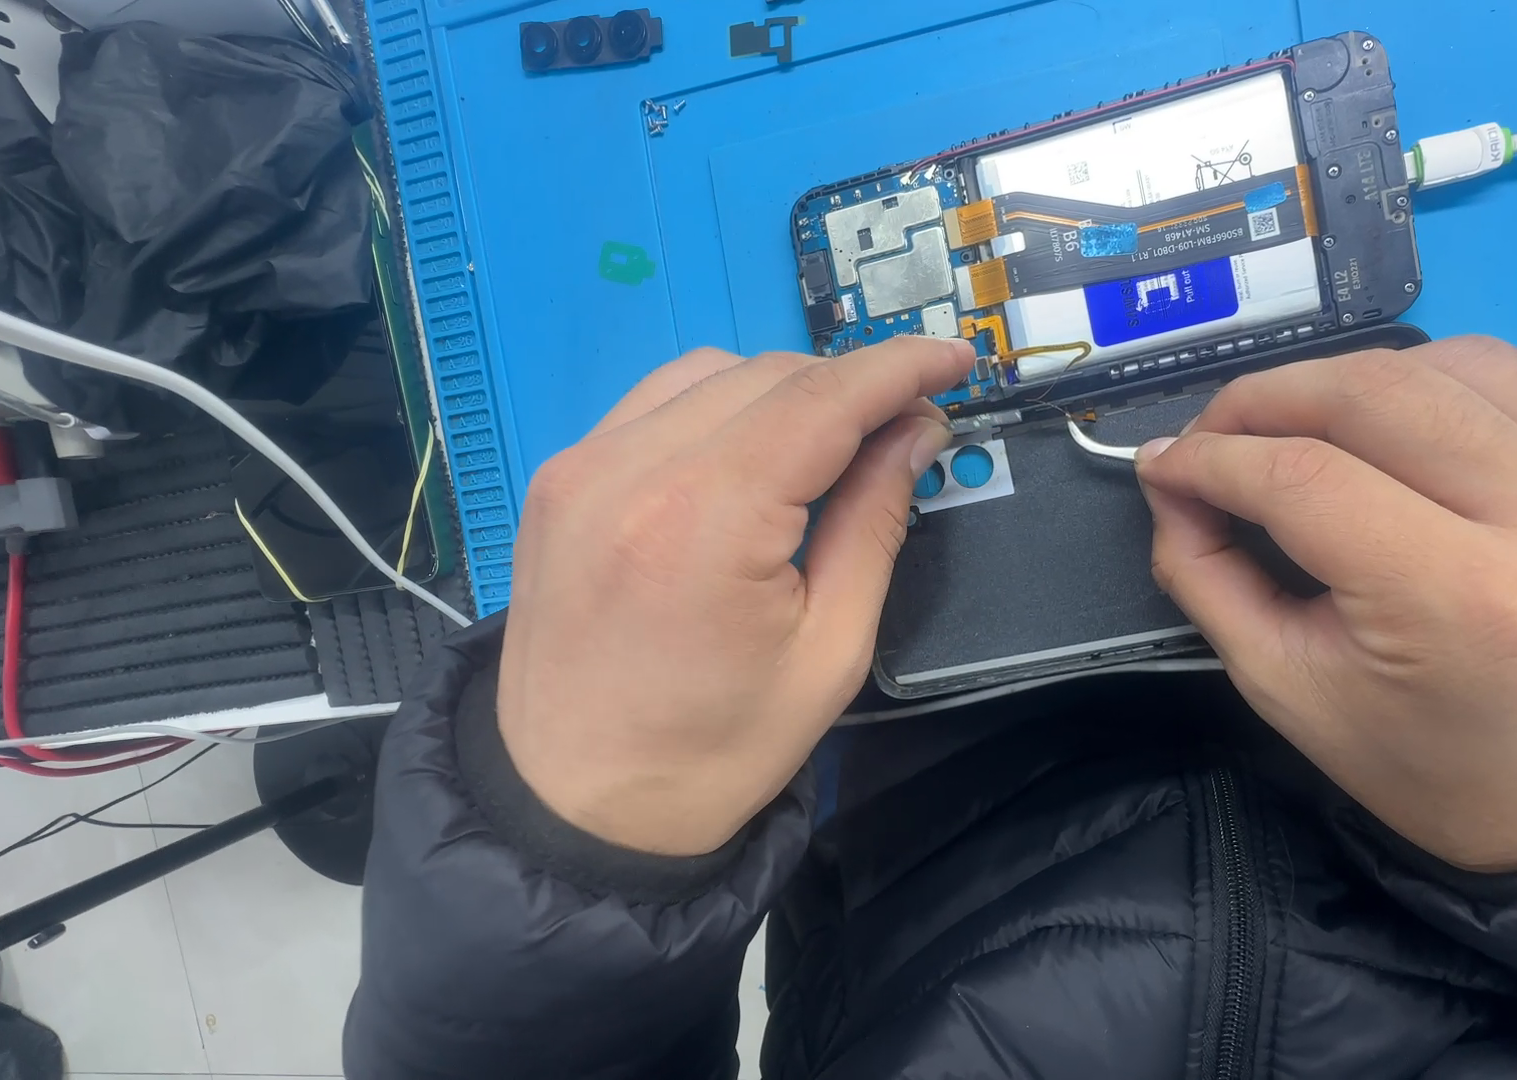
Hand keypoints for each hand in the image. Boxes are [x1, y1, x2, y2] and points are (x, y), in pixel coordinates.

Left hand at [497, 337, 972, 854]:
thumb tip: (915, 434)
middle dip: (853, 384)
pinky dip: (726, 404)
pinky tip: (756, 451)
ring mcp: (582, 464)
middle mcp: (630, 467)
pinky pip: (660, 401)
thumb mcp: (830, 650)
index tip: (955, 359)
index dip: (899, 369)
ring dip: (790, 389)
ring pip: (713, 372)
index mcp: (705, 518)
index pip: (822, 401)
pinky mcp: (561, 477)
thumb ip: (874, 522)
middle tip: (907, 425)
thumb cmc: (718, 749)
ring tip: (836, 442)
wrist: (575, 807)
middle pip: (770, 374)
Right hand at [1135, 337, 1516, 871]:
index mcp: (1467, 602)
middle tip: (1210, 433)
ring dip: (1338, 384)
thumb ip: (1200, 565)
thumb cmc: (1407, 759)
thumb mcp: (1273, 676)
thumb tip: (1166, 470)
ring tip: (1285, 429)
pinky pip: (1510, 383)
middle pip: (1376, 395)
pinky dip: (1418, 387)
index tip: (1162, 463)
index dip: (1214, 459)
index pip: (1305, 478)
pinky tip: (1375, 427)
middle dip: (1265, 399)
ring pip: (1445, 366)